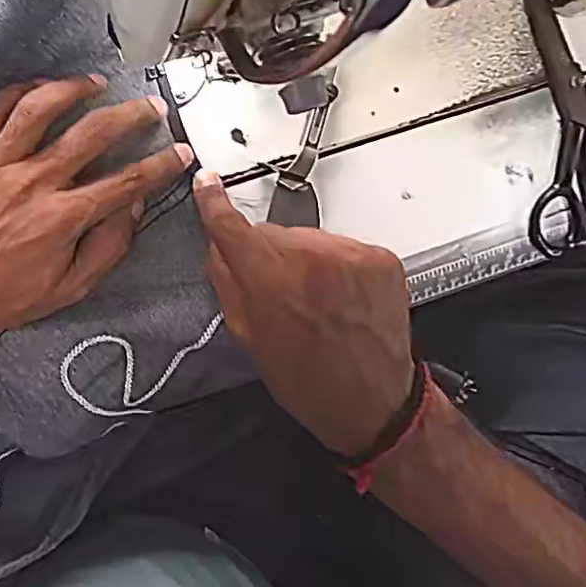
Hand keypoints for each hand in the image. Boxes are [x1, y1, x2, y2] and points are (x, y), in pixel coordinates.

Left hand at [0, 76, 192, 396]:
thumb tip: (131, 209)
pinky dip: (15, 93)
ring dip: (72, 89)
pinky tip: (34, 88)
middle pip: (93, 132)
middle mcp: (32, 183)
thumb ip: (106, 248)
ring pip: (40, 108)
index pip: (127, 180)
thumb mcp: (66, 289)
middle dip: (131, 115)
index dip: (161, 164)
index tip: (177, 153)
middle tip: (149, 108)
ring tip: (94, 84)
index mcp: (61, 217)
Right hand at [192, 169, 416, 455]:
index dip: (213, 201)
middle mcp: (310, 260)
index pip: (231, 225)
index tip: (207, 184)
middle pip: (271, 232)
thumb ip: (226, 284)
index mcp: (270, 282)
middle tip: (283, 294)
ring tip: (317, 301)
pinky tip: (340, 297)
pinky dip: (336, 264)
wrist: (372, 402)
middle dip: (268, 254)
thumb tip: (216, 248)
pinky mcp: (378, 257)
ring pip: (307, 237)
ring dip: (305, 259)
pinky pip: (341, 245)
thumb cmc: (310, 381)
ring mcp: (349, 256)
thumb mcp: (249, 337)